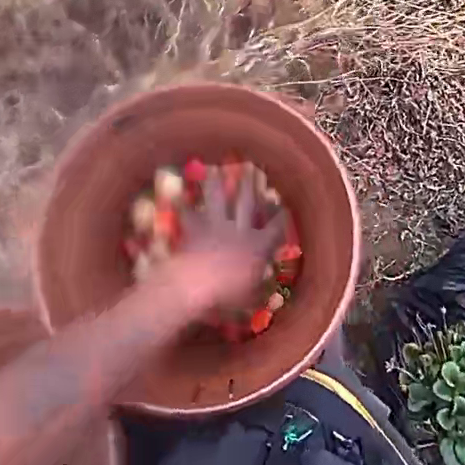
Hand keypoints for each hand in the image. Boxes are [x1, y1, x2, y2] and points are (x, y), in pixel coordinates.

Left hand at [151, 164, 285, 316]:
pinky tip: (180, 197)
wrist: (194, 285)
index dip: (281, 216)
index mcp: (258, 247)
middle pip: (247, 203)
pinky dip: (184, 206)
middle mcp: (239, 230)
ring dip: (216, 183)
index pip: (276, 228)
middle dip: (251, 185)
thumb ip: (257, 287)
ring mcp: (215, 226)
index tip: (285, 205)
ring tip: (215, 168)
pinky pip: (189, 214)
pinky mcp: (193, 229)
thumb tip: (262, 282)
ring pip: (217, 199)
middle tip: (253, 167)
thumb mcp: (250, 298)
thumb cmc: (226, 298)